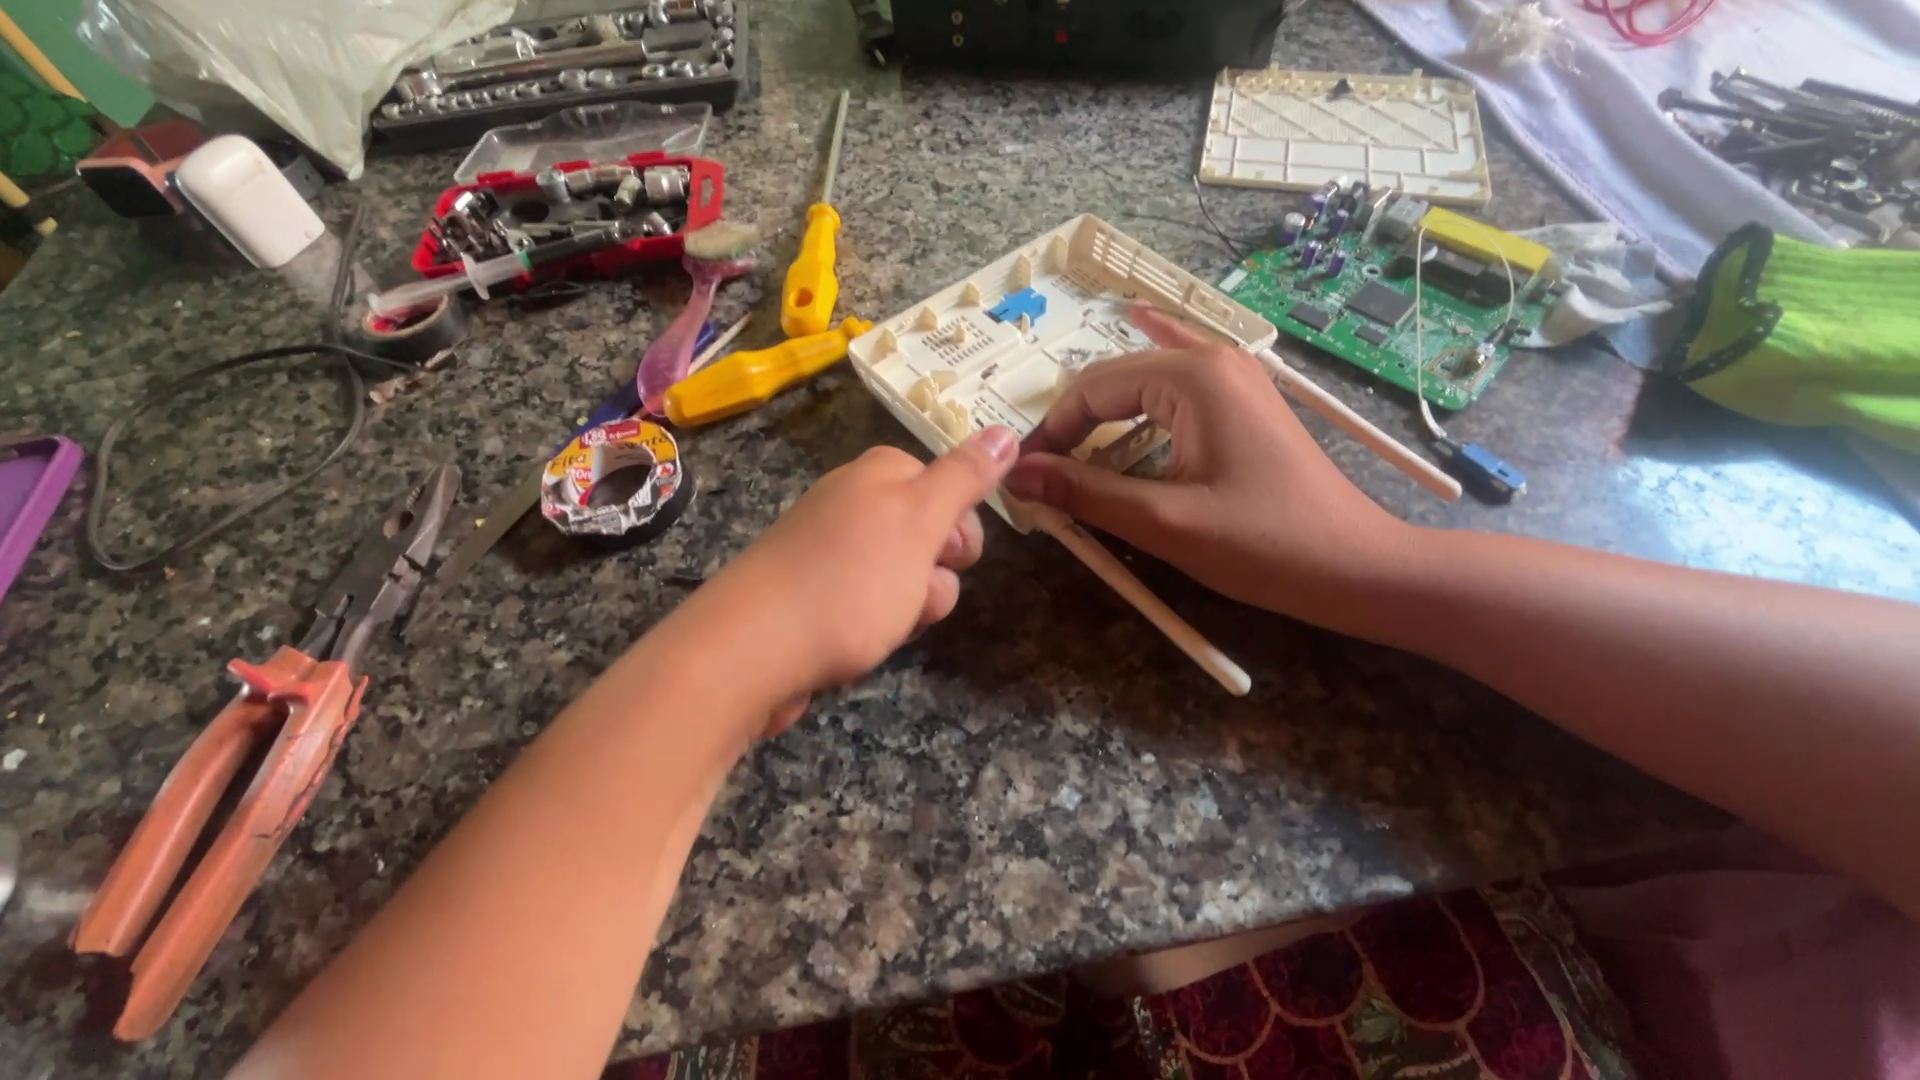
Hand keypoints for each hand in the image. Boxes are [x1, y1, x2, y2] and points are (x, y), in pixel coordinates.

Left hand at [687, 426, 1017, 733]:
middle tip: (918, 592)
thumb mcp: (919, 522)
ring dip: (911, 604)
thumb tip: (1007, 429)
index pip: (946, 484)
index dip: (960, 526)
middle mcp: (852, 502)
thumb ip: (964, 478)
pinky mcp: (814, 596)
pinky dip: (875, 623)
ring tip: (884, 625)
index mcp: (878, 474)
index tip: (954, 555)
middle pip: (929, 534)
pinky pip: (869, 603)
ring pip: (905, 576)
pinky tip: (861, 641)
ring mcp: (830, 551)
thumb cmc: (847, 582)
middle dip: (937, 571)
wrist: (750, 653)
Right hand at [1004, 305, 1415, 635]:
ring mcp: (1234, 377)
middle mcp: (1214, 359)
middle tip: (1042, 475)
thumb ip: (1086, 492)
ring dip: (1103, 412)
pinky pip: (1179, 379)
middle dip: (1073, 425)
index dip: (1051, 432)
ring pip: (1142, 382)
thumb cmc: (1264, 544)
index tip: (1024, 476)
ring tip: (1070, 452)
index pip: (1092, 389)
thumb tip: (1018, 474)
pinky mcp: (1243, 401)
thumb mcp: (1164, 521)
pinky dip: (1146, 380)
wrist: (1353, 566)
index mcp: (1193, 376)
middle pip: (1115, 380)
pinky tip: (1134, 342)